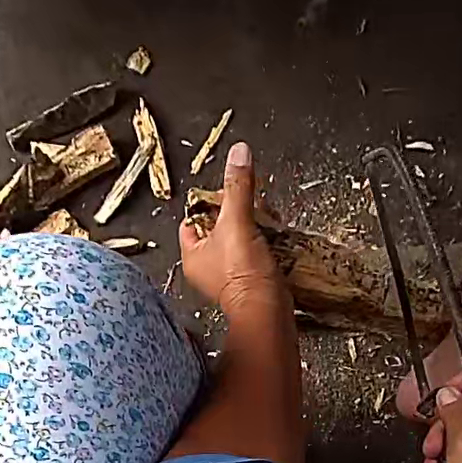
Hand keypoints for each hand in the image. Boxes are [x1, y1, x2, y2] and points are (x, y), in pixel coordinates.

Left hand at [179, 142, 288, 316]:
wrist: (268, 310)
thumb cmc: (244, 273)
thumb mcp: (238, 221)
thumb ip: (238, 186)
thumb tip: (239, 152)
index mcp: (192, 256)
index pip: (190, 221)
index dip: (205, 203)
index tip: (223, 192)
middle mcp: (205, 269)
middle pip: (215, 229)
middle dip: (233, 213)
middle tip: (248, 202)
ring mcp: (226, 278)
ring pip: (235, 241)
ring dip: (249, 227)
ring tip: (264, 216)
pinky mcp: (247, 283)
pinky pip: (250, 254)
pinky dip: (260, 243)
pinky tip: (271, 234)